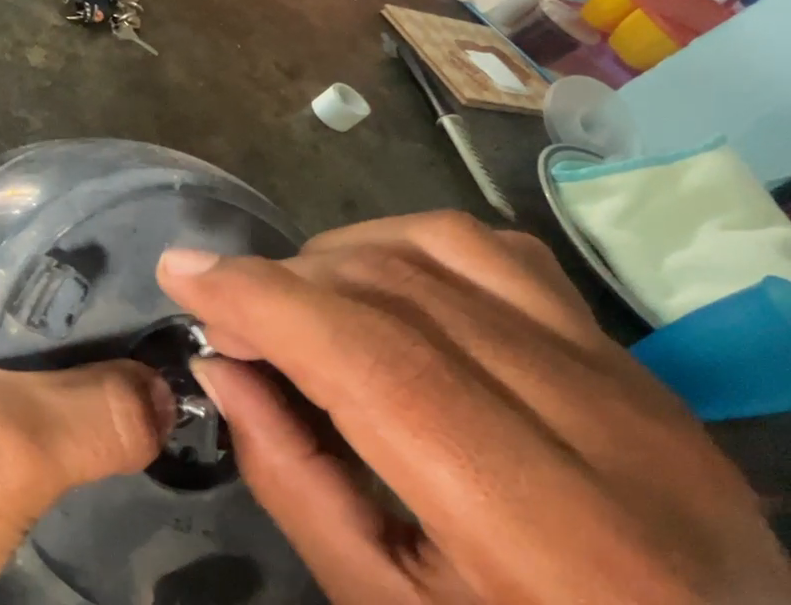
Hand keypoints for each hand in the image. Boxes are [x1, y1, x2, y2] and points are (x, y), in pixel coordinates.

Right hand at [157, 211, 790, 604]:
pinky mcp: (632, 360)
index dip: (264, 301)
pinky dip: (406, 245)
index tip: (180, 276)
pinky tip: (370, 284)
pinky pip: (499, 254)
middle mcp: (614, 437)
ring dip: (336, 257)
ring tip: (294, 303)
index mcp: (557, 538)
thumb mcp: (381, 604)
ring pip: (446, 249)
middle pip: (404, 294)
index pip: (381, 363)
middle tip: (223, 315)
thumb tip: (219, 361)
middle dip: (281, 281)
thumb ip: (292, 477)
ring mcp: (634, 385)